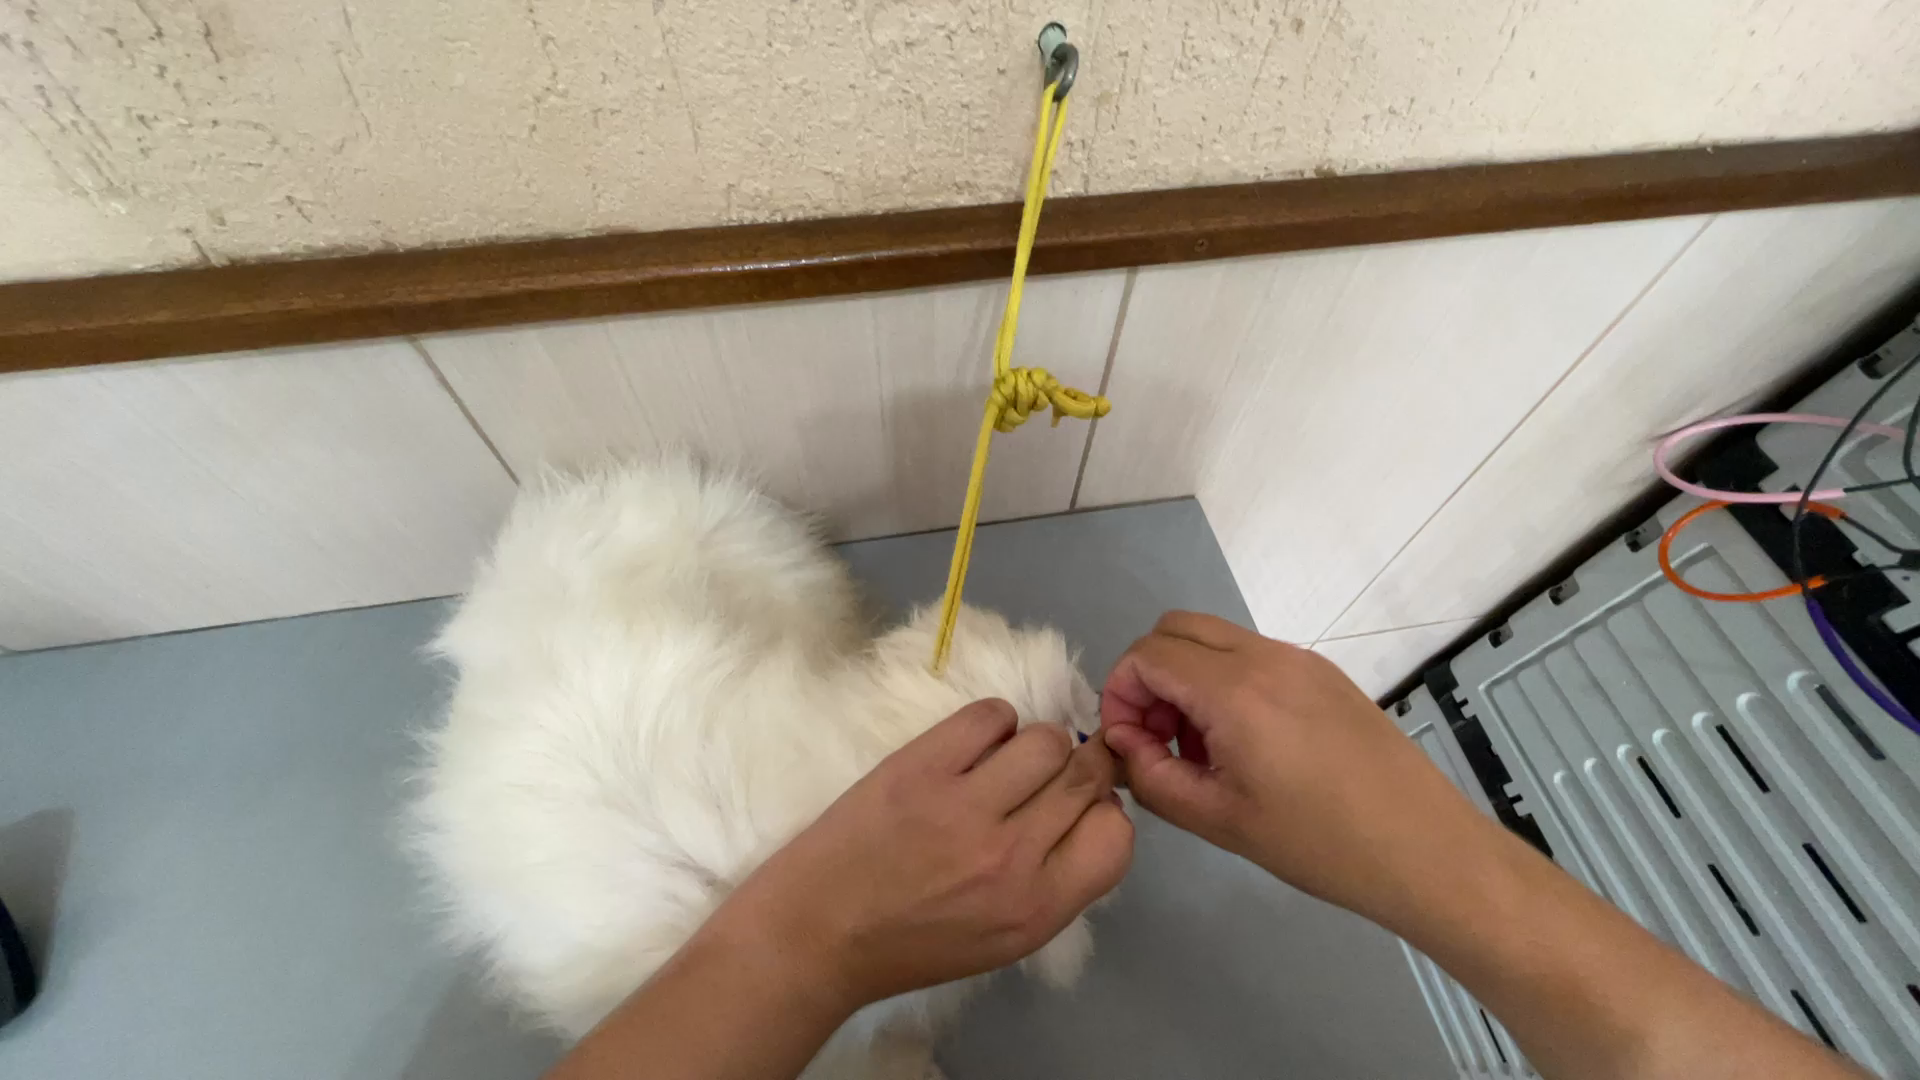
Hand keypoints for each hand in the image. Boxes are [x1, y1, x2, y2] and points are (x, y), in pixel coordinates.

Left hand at [710, 698, 1131, 1008]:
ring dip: (1035, 744)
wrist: (821, 928)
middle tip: (1045, 772)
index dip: (1104, 812)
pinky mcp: (922, 764)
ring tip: (1003, 761)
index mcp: (1037, 907)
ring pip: (1046, 738)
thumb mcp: (1005, 937)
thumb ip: (1057, 880)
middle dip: (1078, 766)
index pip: (1116, 835)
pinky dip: (994, 721)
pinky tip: (972, 744)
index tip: (1078, 805)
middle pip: (1084, 775)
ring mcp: (965, 804)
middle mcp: (1011, 854)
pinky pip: (991, 714)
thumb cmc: (915, 940)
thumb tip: (1089, 809)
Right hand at [1099, 612, 1490, 924]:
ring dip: (1184, 677)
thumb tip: (1125, 742)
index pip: (1146, 654)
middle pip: (1173, 628)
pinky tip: (1244, 741)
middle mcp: (1264, 656)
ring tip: (1201, 745)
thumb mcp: (1217, 819)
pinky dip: (1222, 680)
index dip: (1119, 692)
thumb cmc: (1319, 844)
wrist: (1429, 852)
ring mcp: (1298, 658)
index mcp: (1235, 691)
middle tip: (1157, 734)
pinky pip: (1248, 654)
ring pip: (1211, 637)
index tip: (1128, 741)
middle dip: (1147, 675)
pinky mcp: (1321, 672)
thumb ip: (1151, 775)